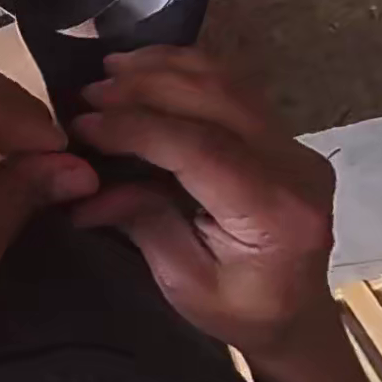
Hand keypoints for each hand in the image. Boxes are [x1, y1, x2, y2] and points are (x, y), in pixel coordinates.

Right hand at [71, 46, 337, 356]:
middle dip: (144, 88)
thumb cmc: (241, 313)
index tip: (84, 124)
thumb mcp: (183, 283)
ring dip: (163, 67)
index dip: (137, 128)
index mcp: (275, 214)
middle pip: (215, 100)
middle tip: (88, 93)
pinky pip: (232, 85)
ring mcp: (294, 144)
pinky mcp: (282, 134)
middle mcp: (294, 166)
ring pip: (226, 81)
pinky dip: (185, 68)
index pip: (200, 148)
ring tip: (110, 70)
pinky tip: (147, 66)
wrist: (297, 315)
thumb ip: (142, 222)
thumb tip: (85, 180)